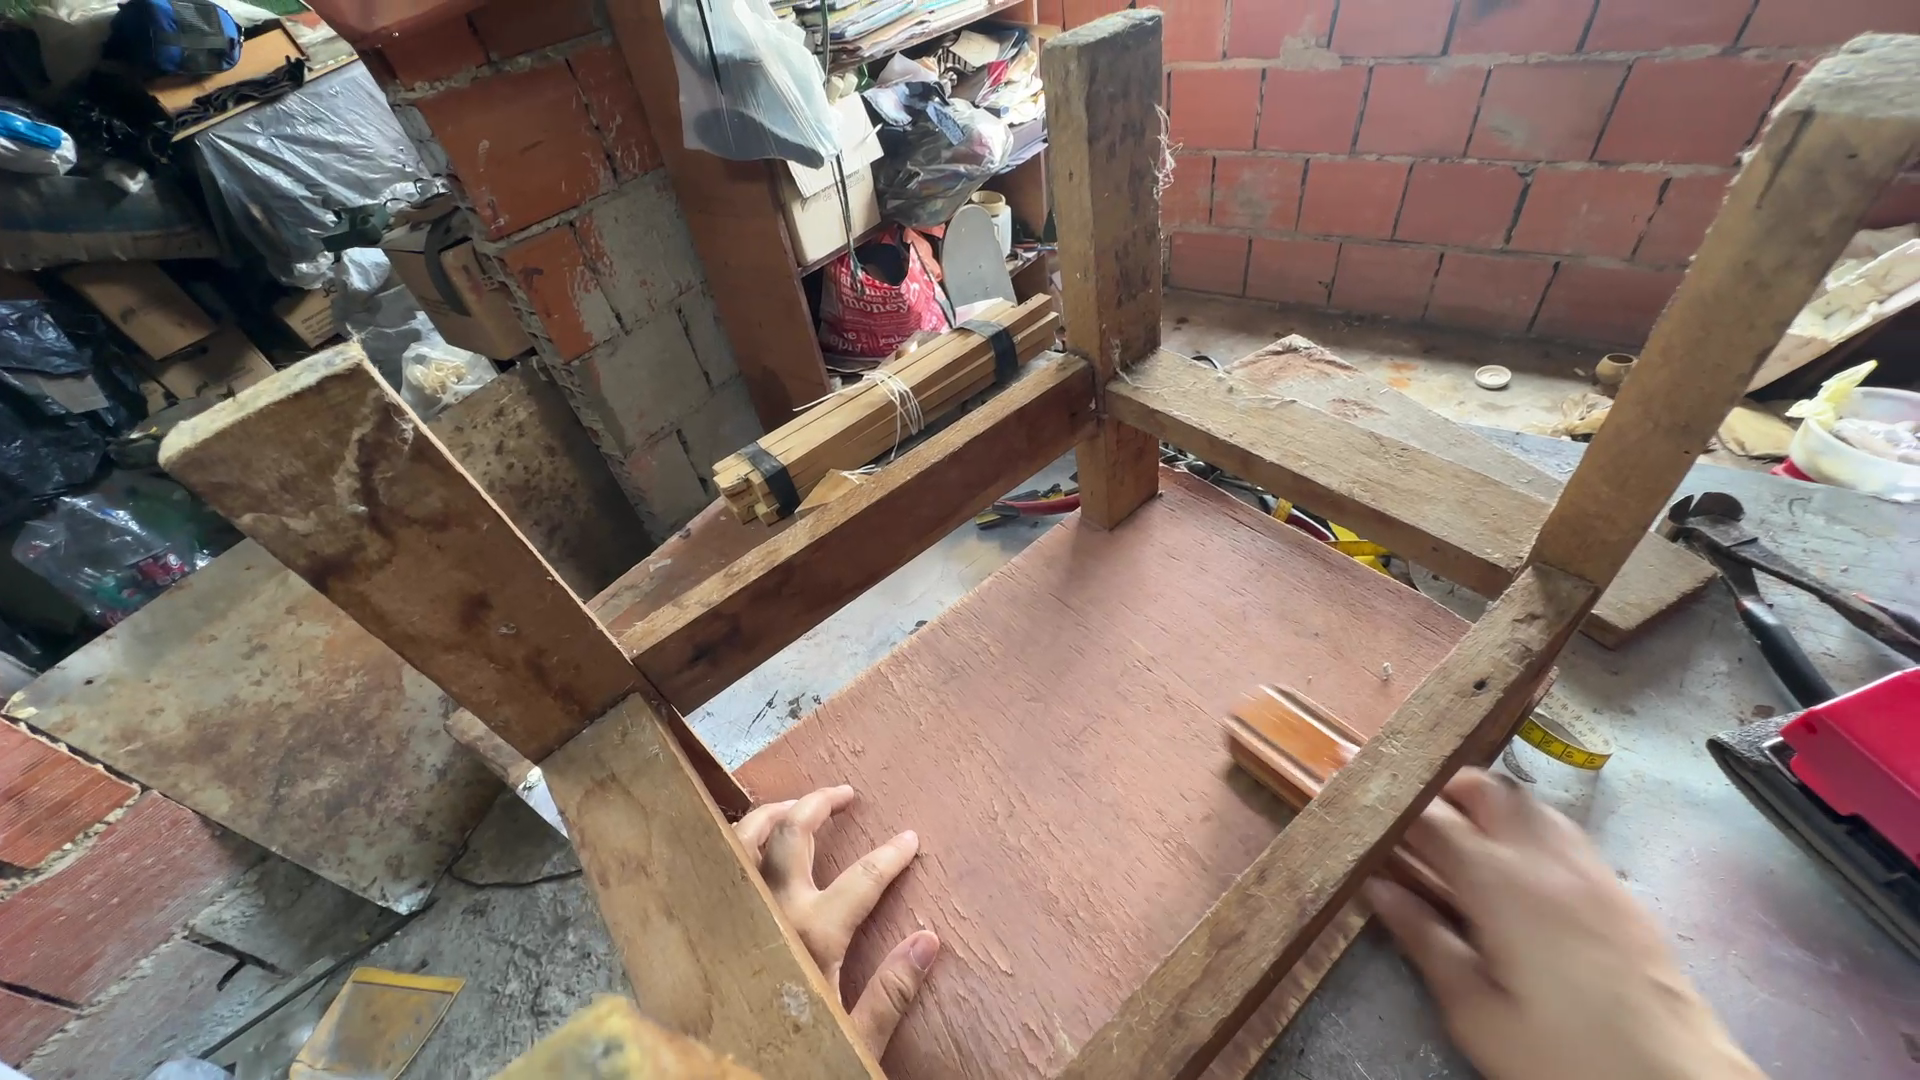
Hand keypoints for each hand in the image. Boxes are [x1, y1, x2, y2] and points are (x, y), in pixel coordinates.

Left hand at [734, 785, 938, 1056]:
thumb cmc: (791, 1063)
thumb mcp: (854, 1042)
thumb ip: (891, 991)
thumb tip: (929, 939)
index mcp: (812, 936)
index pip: (864, 877)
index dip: (892, 854)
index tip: (910, 838)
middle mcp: (770, 911)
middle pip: (794, 832)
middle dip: (821, 802)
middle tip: (844, 793)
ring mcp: (731, 912)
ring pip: (746, 836)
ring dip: (774, 811)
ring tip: (796, 805)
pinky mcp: (701, 924)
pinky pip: (715, 863)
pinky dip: (735, 839)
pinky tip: (749, 843)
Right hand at [1365, 768, 1762, 1079]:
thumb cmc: (1566, 1060)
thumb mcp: (1476, 1012)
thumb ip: (1423, 937)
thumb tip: (1376, 885)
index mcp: (1500, 884)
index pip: (1429, 817)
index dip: (1384, 794)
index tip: (1346, 772)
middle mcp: (1545, 861)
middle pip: (1483, 788)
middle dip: (1436, 784)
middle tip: (1399, 800)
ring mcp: (1590, 871)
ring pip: (1525, 801)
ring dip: (1481, 798)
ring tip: (1449, 820)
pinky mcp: (1620, 892)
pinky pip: (1559, 828)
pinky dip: (1520, 821)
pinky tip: (1509, 855)